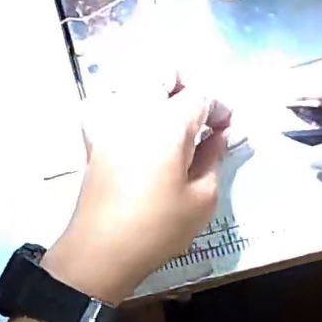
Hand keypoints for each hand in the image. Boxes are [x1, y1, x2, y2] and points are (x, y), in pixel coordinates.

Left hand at [44, 88, 230, 300]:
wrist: (102, 250)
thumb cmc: (158, 227)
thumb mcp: (202, 199)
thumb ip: (213, 159)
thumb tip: (219, 136)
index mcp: (168, 122)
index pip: (202, 94)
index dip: (220, 108)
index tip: (228, 128)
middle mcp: (135, 109)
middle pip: (162, 71)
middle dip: (187, 84)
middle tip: (200, 113)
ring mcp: (109, 120)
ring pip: (133, 80)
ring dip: (157, 88)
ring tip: (172, 117)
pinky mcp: (93, 136)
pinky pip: (109, 102)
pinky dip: (126, 103)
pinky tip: (137, 126)